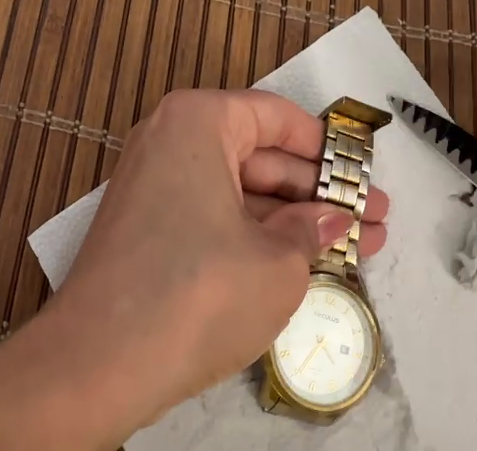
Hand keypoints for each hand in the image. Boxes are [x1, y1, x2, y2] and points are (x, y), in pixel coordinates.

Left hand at [23, 89, 388, 444]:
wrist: (99, 360)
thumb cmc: (198, 292)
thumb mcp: (276, 263)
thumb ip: (309, 232)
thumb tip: (328, 219)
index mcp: (197, 121)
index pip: (274, 116)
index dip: (325, 146)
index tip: (365, 171)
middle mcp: (169, 139)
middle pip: (258, 154)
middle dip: (318, 189)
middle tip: (377, 215)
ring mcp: (154, 185)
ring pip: (239, 190)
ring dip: (294, 218)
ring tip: (361, 243)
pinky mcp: (148, 228)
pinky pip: (213, 214)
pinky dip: (257, 234)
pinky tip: (305, 259)